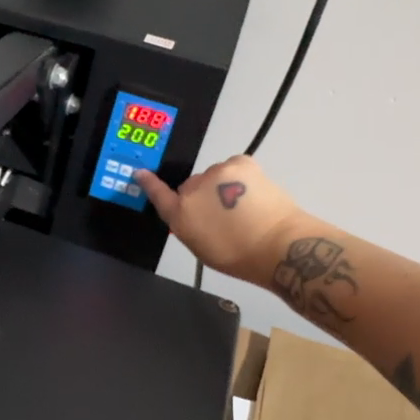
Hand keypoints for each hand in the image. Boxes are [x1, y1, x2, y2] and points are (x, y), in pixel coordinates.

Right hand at [135, 155, 305, 284]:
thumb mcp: (201, 247)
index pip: (158, 194)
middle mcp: (193, 189)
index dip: (149, 183)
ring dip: (221, 186)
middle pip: (191, 186)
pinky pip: (232, 167)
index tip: (141, 173)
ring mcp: (217, 174)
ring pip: (213, 176)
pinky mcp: (240, 163)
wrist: (278, 245)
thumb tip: (191, 211)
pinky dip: (237, 177)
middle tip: (221, 214)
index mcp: (180, 214)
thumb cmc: (238, 256)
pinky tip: (249, 191)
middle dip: (201, 196)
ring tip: (241, 206)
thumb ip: (187, 225)